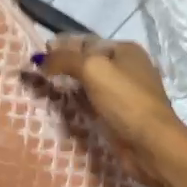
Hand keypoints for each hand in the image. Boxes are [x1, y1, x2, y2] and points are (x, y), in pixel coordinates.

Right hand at [41, 35, 186, 186]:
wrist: (151, 144)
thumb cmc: (125, 101)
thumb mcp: (93, 69)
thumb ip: (65, 59)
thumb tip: (40, 59)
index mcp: (125, 50)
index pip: (85, 42)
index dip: (61, 46)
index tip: (36, 57)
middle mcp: (126, 68)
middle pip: (87, 62)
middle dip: (63, 66)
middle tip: (36, 74)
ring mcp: (124, 93)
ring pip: (89, 84)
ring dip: (68, 86)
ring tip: (43, 90)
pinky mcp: (119, 115)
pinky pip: (92, 103)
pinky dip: (77, 103)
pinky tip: (62, 107)